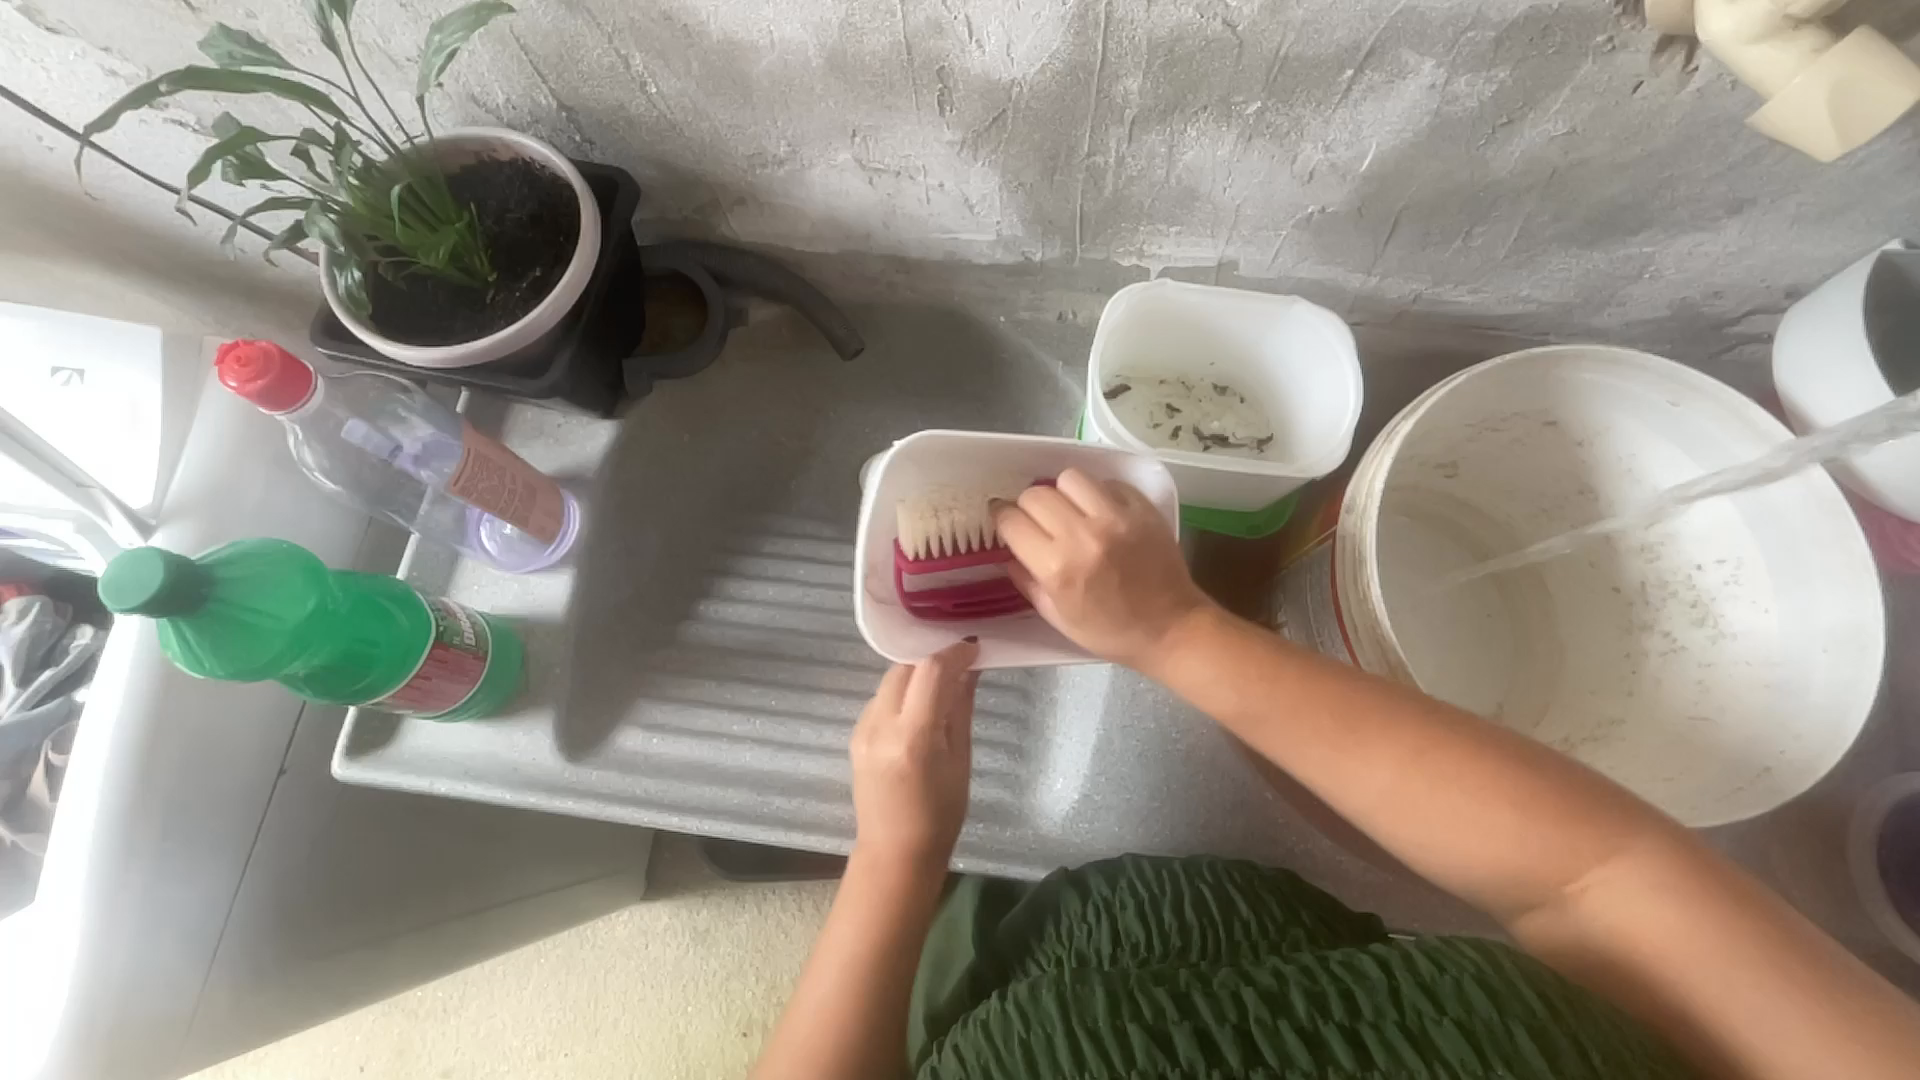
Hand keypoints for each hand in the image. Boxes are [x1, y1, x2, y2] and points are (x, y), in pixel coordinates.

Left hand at [850, 639, 979, 869]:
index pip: (931, 671)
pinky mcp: (855, 735)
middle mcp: (881, 726)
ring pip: (890, 681)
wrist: (895, 853)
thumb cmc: (940, 814)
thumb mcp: (960, 760)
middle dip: (933, 660)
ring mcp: (862, 730)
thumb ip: (960, 708)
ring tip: (941, 687)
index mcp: (913, 737)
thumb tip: (970, 668)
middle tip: (959, 664)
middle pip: (905, 668)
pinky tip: (918, 709)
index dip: (954, 652)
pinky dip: (901, 694)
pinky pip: (880, 699)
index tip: (973, 647)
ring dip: (916, 676)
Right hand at [993, 468, 1214, 668]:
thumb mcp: (1057, 617)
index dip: (1002, 519)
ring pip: (1069, 478)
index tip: (1005, 521)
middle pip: (1035, 495)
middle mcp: (1083, 536)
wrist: (1171, 629)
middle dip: (1027, 506)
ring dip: (1061, 492)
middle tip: (1036, 520)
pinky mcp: (1141, 509)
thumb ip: (1027, 581)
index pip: (1011, 521)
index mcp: (1057, 568)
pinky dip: (1096, 493)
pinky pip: (1106, 483)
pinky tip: (1099, 512)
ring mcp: (1116, 518)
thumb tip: (1009, 553)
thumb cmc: (1110, 632)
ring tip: (1068, 510)